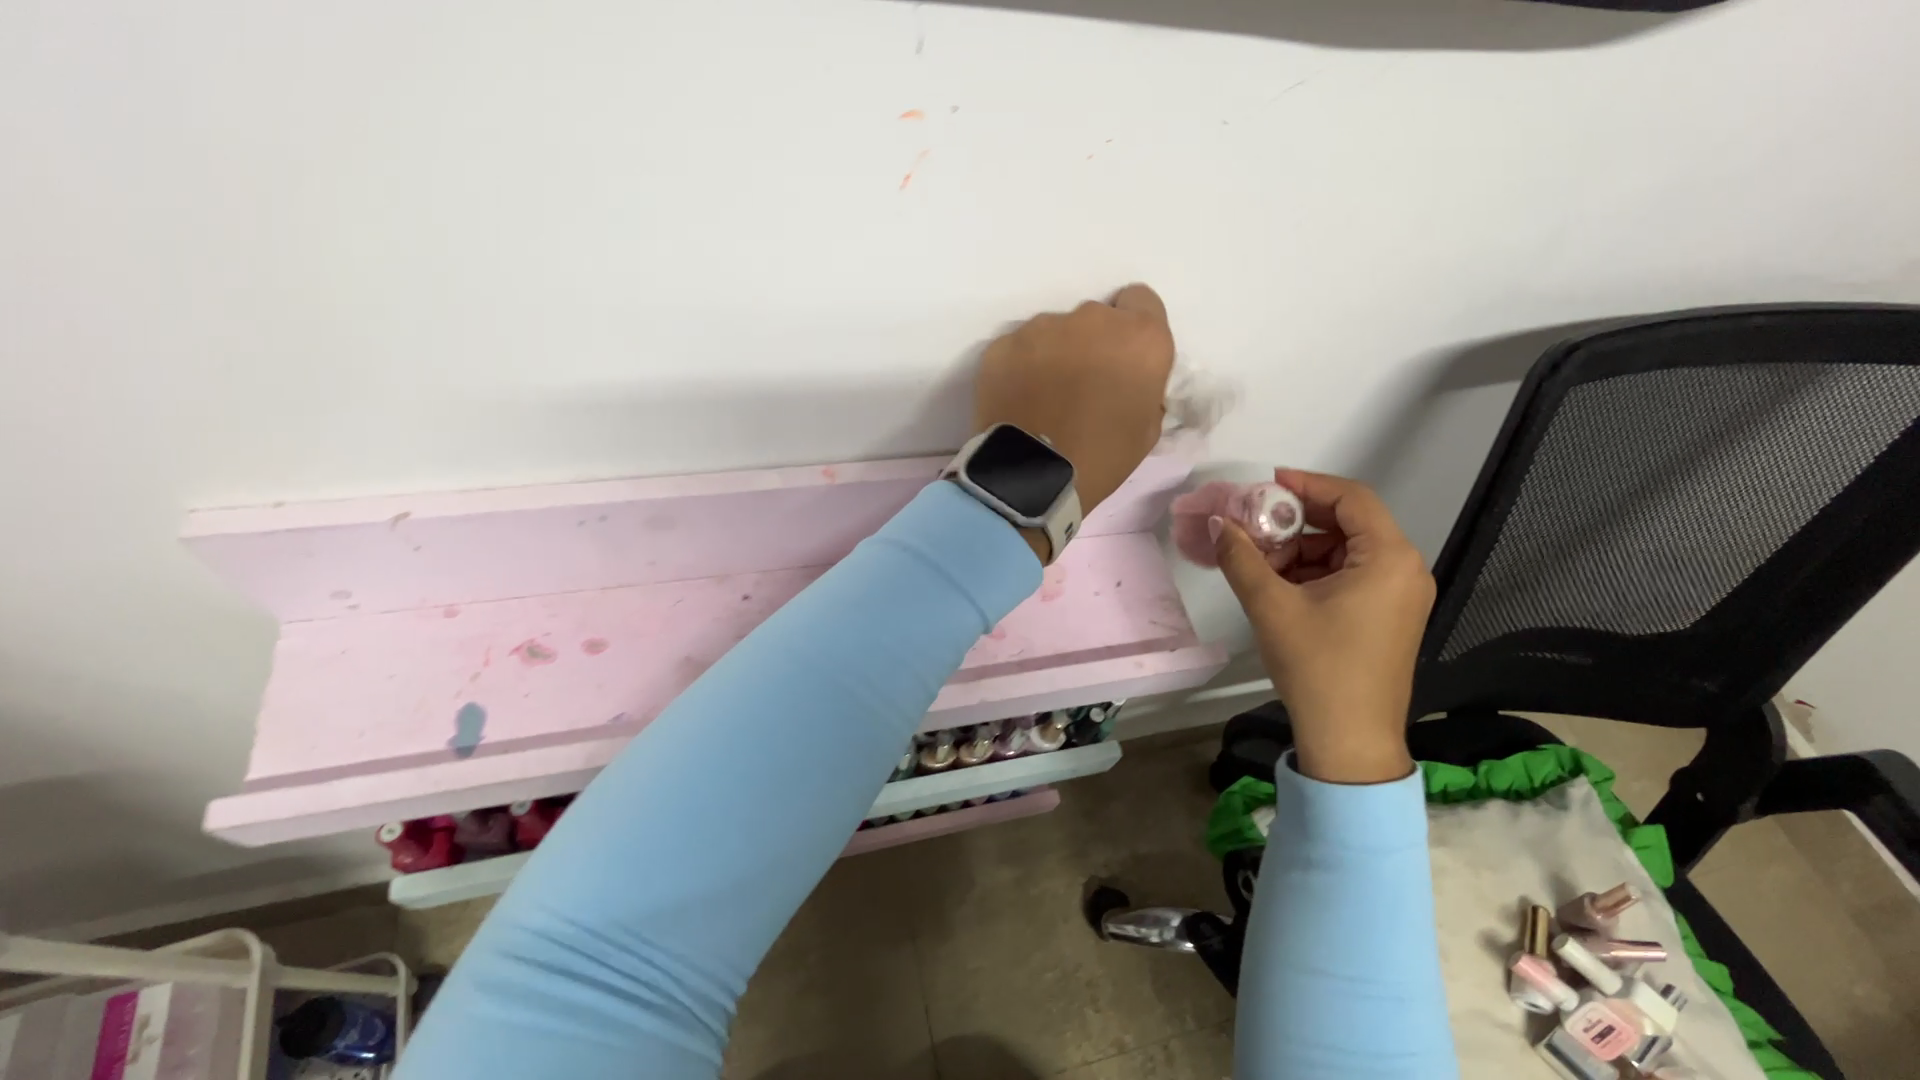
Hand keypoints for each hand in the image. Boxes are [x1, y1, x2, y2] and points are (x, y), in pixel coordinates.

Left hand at [973, 284, 1174, 522]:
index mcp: (1140, 338)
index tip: (1121, 359)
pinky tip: (1018, 401)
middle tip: (1081, 387)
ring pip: (1053, 332)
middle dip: (1091, 345)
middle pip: (1095, 319)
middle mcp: (1093, 319)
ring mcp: (1042, 328)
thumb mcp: (1147, 429)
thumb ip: (1144, 388)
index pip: (1141, 301)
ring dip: (1053, 355)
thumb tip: (1127, 381)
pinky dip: (1020, 368)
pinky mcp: (1003, 344)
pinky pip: (1018, 349)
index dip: (1132, 328)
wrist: (1031, 478)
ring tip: (1044, 398)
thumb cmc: (1102, 458)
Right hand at [1211, 469, 1434, 784]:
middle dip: (1296, 524)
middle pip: (1348, 524)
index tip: (1266, 485)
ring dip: (1301, 551)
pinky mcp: (1389, 617)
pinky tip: (1279, 588)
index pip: (1351, 498)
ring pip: (1345, 552)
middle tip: (1253, 530)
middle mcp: (1405, 569)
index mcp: (1389, 558)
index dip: (1307, 484)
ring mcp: (1401, 595)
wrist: (1349, 740)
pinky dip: (1314, 574)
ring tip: (1259, 566)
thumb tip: (1219, 524)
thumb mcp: (1271, 606)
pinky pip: (1351, 577)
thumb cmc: (1317, 667)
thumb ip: (1242, 557)